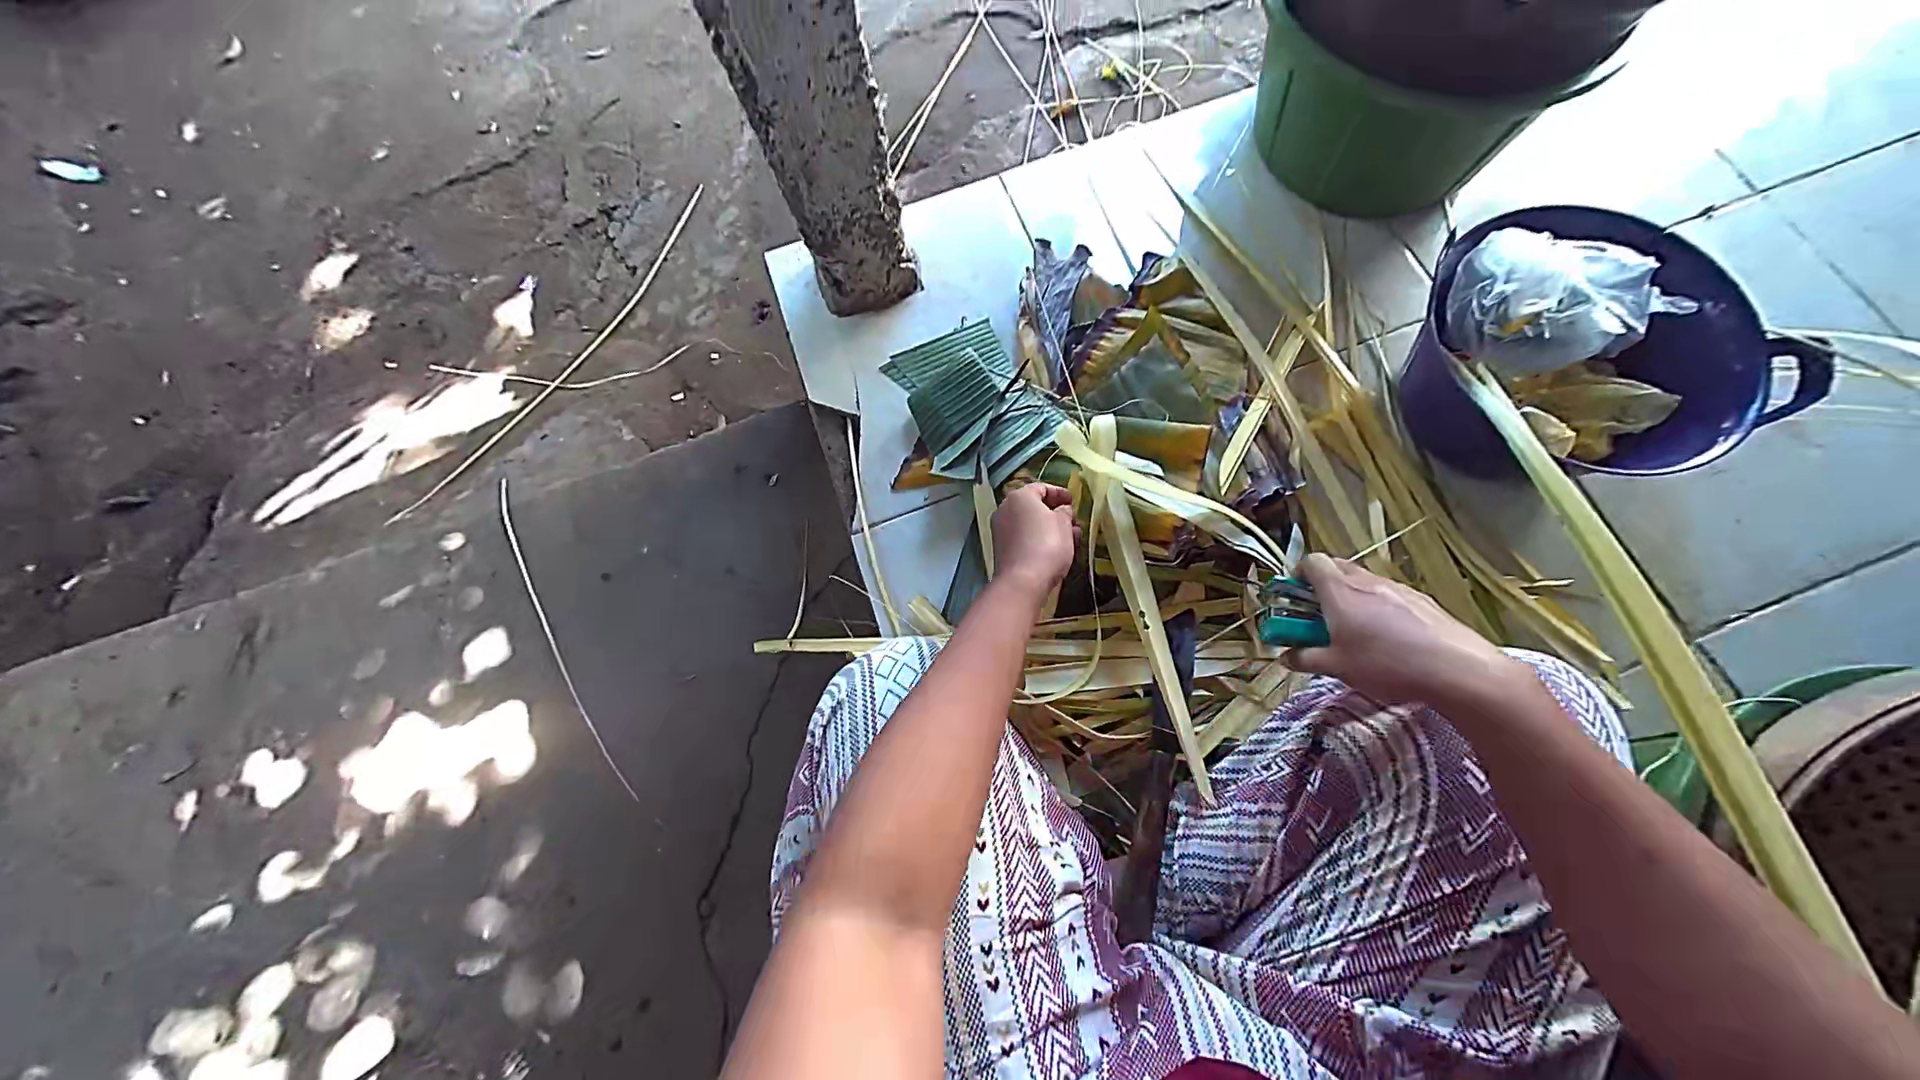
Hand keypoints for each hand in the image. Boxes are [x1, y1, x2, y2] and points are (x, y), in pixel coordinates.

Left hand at [990, 483, 1077, 594]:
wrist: (1023, 581)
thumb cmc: (1047, 544)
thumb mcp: (1064, 524)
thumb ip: (1064, 512)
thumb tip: (1062, 510)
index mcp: (1019, 496)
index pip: (1041, 488)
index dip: (1060, 493)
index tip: (1073, 501)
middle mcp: (1004, 510)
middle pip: (1033, 506)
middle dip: (1055, 512)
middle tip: (1073, 520)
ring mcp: (1000, 530)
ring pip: (1029, 523)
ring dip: (1049, 527)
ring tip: (1071, 536)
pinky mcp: (1002, 549)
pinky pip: (1023, 537)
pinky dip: (1039, 538)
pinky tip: (1056, 548)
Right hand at [1286, 552, 1530, 709]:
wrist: (1459, 670)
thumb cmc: (1386, 664)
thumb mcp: (1336, 667)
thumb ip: (1305, 658)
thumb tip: (1286, 657)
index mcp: (1339, 592)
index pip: (1312, 562)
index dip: (1298, 574)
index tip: (1295, 596)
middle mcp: (1367, 582)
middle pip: (1338, 568)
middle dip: (1323, 586)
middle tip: (1320, 615)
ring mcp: (1398, 589)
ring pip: (1365, 583)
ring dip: (1352, 598)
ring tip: (1356, 631)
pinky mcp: (1424, 601)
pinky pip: (1391, 596)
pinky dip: (1380, 609)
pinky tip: (1390, 639)